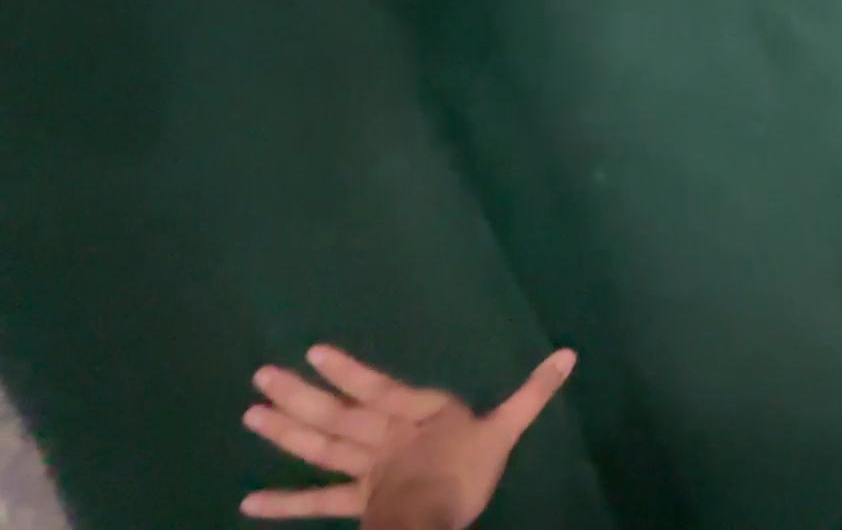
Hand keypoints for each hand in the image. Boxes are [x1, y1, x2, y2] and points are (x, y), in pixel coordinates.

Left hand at [240, 345, 576, 528]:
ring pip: (321, 448)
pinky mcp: (358, 503)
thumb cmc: (468, 473)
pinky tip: (248, 503)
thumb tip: (569, 353)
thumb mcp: (508, 427)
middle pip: (337, 416)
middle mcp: (385, 438)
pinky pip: (318, 502)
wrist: (433, 525)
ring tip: (251, 414)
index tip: (311, 353)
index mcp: (419, 415)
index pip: (378, 388)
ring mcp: (366, 471)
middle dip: (299, 396)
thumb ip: (534, 391)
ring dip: (285, 432)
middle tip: (261, 376)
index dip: (347, 372)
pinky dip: (284, 503)